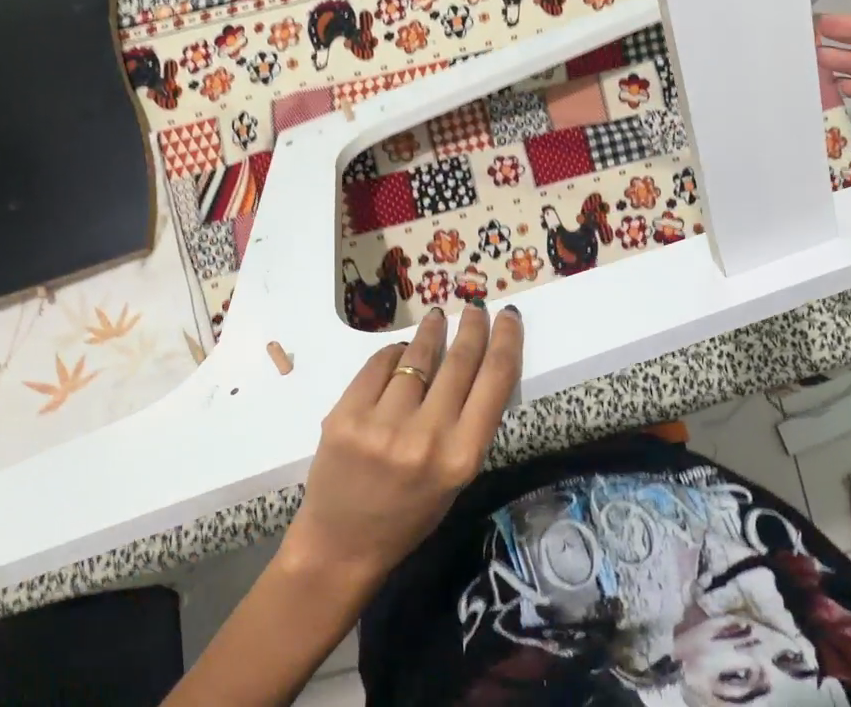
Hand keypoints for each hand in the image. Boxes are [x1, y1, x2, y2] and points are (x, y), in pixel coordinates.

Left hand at [281, 305, 521, 583]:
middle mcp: (426, 437)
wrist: (342, 543)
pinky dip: (393, 354)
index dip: (506, 341)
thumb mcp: (456, 477)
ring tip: (438, 317)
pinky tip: (400, 352)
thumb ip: (469, 425)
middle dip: (472, 327)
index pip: (495, 381)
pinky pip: (378, 366)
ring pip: (416, 357)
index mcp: (462, 457)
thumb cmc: (409, 515)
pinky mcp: (344, 415)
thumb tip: (476, 364)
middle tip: (476, 306)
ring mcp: (381, 424)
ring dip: (431, 332)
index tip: (509, 317)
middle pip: (460, 362)